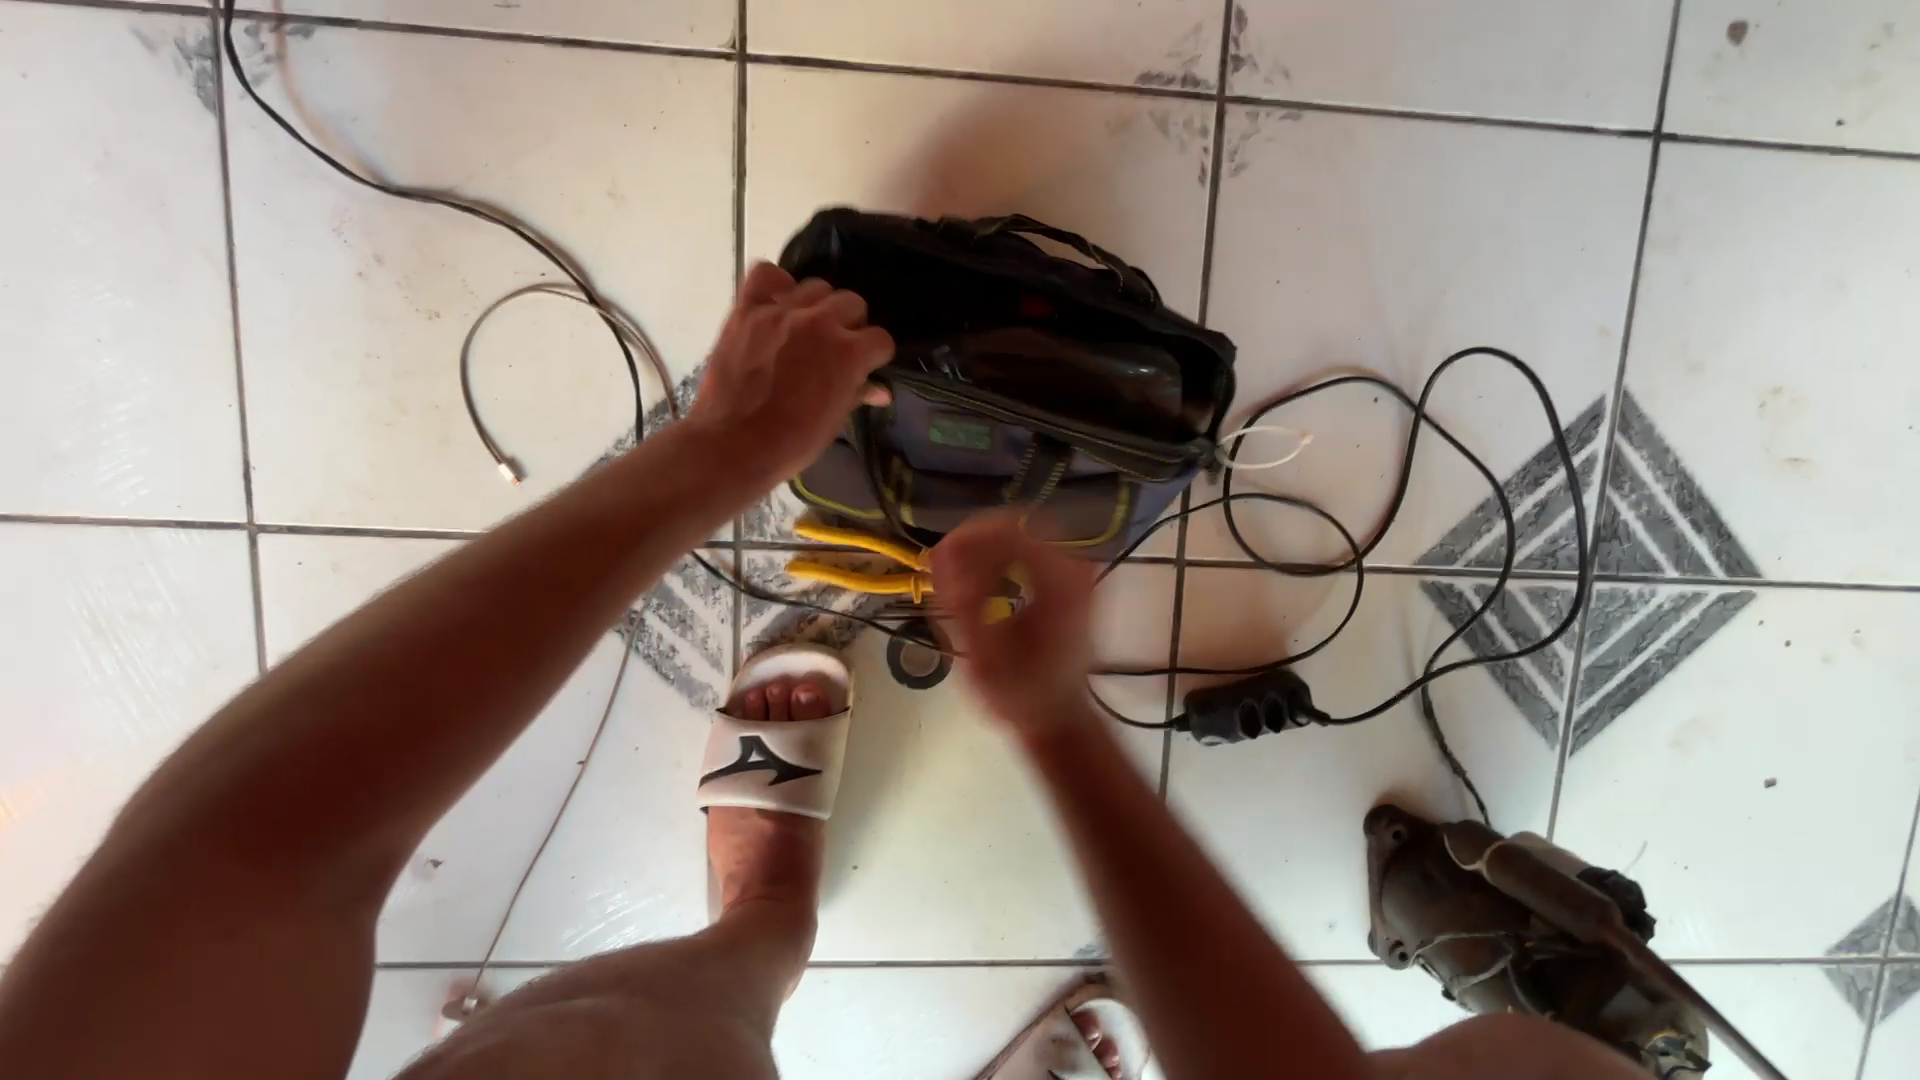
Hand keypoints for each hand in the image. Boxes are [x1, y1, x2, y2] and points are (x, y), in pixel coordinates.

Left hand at [686, 262, 894, 485]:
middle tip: (835, 349)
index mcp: (848, 353)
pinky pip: (766, 274)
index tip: (865, 367)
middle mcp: (820, 322)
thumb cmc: (792, 442)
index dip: (875, 355)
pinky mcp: (747, 310)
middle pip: (852, 303)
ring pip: (816, 286)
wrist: (734, 445)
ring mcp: (781, 312)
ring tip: (807, 329)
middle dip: (851, 326)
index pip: (880, 339)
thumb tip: (879, 391)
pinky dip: (776, 284)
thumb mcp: (834, 421)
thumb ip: (858, 394)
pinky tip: (778, 305)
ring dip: (819, 306)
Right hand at [931, 513, 1100, 740]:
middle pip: (1013, 527)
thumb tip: (942, 559)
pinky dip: (993, 560)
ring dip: (979, 551)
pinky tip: (972, 585)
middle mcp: (1073, 568)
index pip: (1009, 531)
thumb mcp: (985, 656)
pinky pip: (1024, 551)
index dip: (966, 538)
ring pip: (1016, 535)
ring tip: (950, 581)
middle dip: (970, 543)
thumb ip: (965, 603)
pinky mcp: (1065, 579)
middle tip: (939, 570)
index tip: (936, 559)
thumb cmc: (1022, 694)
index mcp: (1060, 584)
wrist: (1058, 717)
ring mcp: (1072, 572)